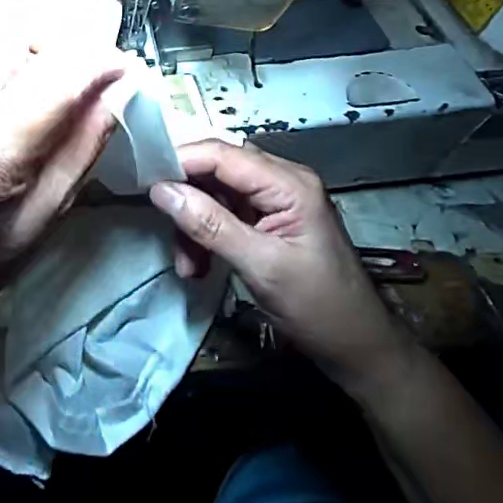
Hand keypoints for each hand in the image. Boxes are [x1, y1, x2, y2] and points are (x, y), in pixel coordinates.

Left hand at [0, 0, 127, 325]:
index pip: (51, 79)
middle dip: (58, 24)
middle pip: (3, 28)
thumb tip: (121, 77)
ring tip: (38, 23)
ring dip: (9, 2)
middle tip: (82, 42)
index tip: (118, 64)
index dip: (97, 59)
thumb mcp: (56, 207)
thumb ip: (88, 136)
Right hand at [149, 140, 414, 389]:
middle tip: (169, 236)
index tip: (144, 184)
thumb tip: (161, 189)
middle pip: (216, 172)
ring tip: (188, 266)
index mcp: (288, 182)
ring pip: (216, 195)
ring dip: (195, 227)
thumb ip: (210, 225)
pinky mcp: (268, 221)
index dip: (181, 163)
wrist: (358, 348)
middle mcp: (281, 181)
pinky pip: (225, 215)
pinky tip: (200, 267)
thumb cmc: (319, 307)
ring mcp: (274, 201)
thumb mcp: (261, 266)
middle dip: (187, 202)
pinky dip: (207, 237)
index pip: (223, 154)